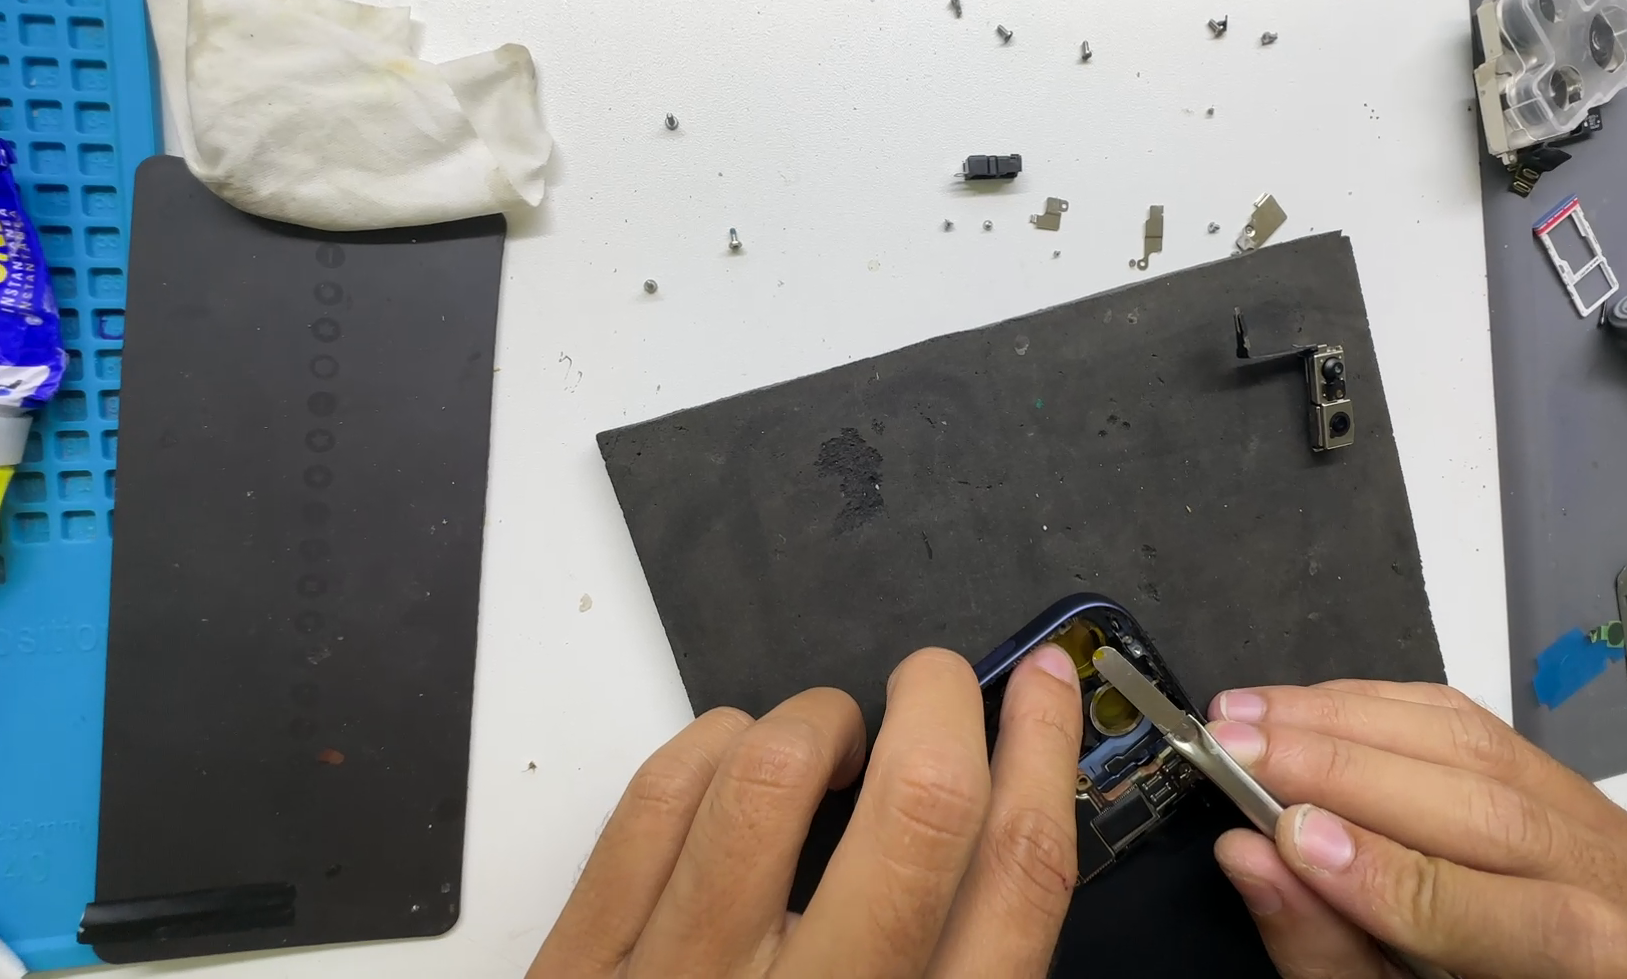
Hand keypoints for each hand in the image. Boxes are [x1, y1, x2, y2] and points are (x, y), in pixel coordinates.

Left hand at [528, 645, 1084, 978]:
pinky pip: (664, 790)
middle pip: (918, 802)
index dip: (1043, 749)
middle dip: (937, 698)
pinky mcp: (583, 965)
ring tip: (826, 742)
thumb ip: (962, 950)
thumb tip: (995, 796)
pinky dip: (717, 742)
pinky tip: (736, 766)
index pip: (1017, 873)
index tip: (1042, 678)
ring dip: (816, 718)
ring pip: (772, 770)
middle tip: (929, 679)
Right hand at [1204, 680, 1626, 978]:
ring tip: (1247, 710)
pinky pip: (1471, 722)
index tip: (1282, 831)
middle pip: (1498, 813)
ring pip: (1481, 746)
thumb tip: (1244, 853)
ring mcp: (1625, 834)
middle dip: (1344, 770)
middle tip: (1232, 743)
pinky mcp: (1568, 781)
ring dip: (1340, 717)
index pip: (1536, 926)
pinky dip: (1371, 703)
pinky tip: (1303, 701)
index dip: (1396, 874)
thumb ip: (1328, 951)